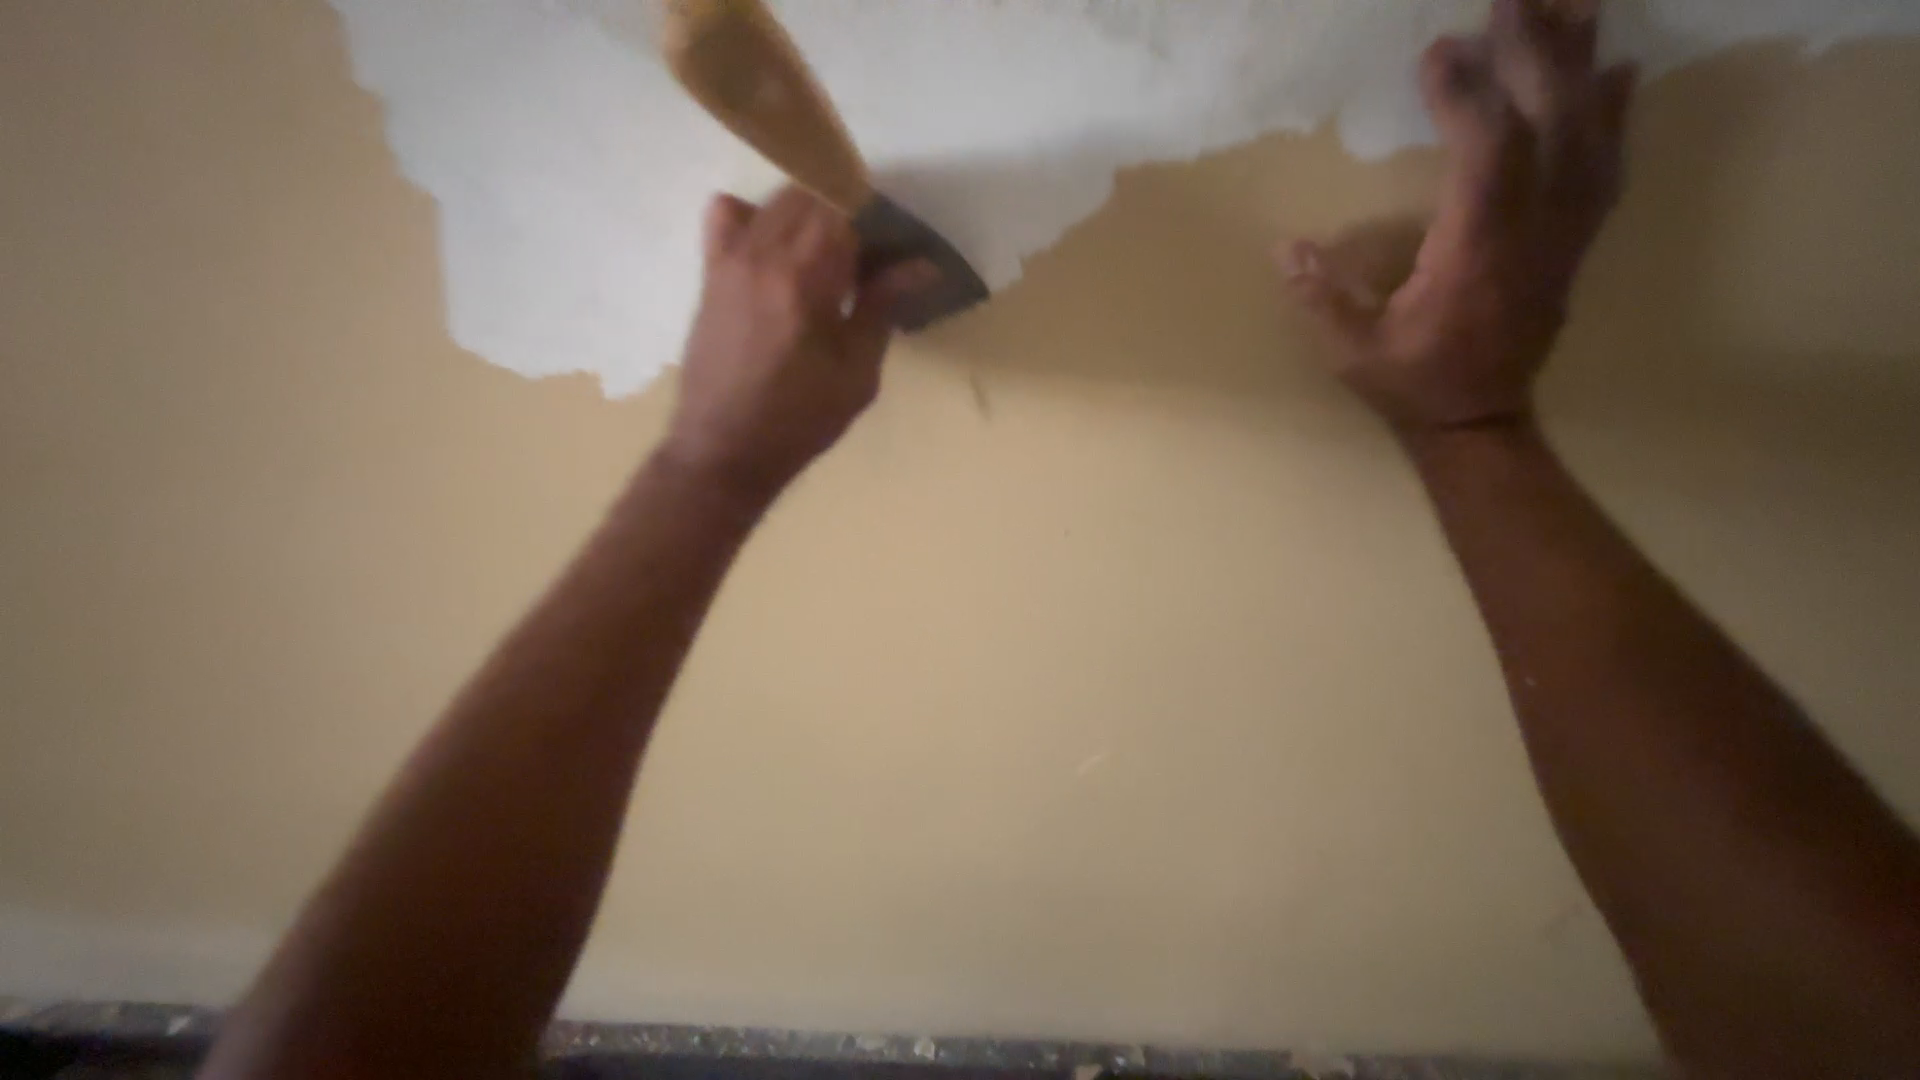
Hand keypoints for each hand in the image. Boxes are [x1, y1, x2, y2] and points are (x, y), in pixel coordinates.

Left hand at [662, 186, 931, 501]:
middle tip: (870, 256)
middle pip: (813, 195)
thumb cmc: (800, 421)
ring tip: (830, 256)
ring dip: (811, 213)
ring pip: (777, 201)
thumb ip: (884, 308)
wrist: (723, 450)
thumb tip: (923, 265)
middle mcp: (763, 253)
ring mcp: (730, 258)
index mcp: (806, 278)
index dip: (879, 218)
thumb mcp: (857, 373)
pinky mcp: (710, 273)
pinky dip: (757, 216)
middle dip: (849, 213)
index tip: (897, 247)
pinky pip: (728, 216)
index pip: (848, 208)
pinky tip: (776, 249)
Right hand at [1284, 0, 1636, 432]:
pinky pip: (1607, 169)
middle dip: (1535, 52)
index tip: (1439, 50)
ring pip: (1590, 136)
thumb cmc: (1411, 385)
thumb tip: (1286, 249)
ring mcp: (1563, 236)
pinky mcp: (1573, 243)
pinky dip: (1615, 117)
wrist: (1479, 420)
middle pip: (1552, 124)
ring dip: (1582, 66)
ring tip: (1576, 4)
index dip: (1468, 96)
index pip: (1486, 155)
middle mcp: (1533, 233)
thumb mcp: (1352, 352)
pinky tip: (1617, 75)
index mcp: (1476, 255)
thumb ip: (1323, 299)